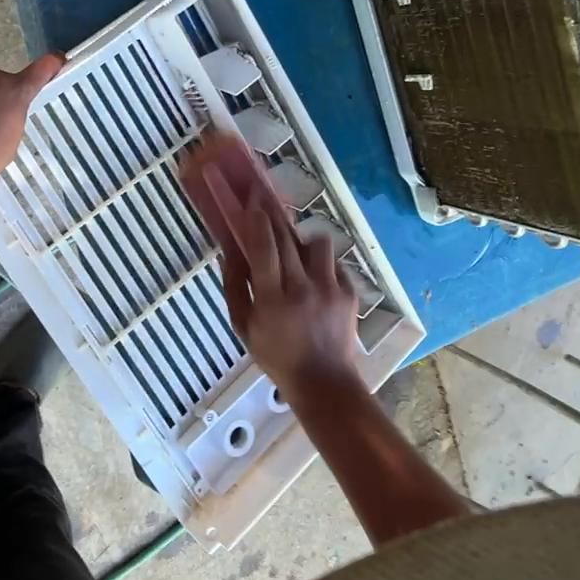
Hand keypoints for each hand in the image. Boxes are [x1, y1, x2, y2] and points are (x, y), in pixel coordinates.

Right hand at [189, 143, 359, 399]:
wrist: (324, 382)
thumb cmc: (275, 356)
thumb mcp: (243, 327)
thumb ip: (234, 287)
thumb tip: (228, 251)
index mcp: (272, 298)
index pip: (264, 247)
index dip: (257, 218)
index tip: (252, 197)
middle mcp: (303, 288)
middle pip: (287, 238)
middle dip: (274, 215)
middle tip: (265, 198)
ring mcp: (330, 289)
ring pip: (317, 243)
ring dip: (303, 242)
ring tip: (296, 254)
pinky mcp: (350, 293)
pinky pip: (335, 264)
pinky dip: (322, 266)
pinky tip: (315, 279)